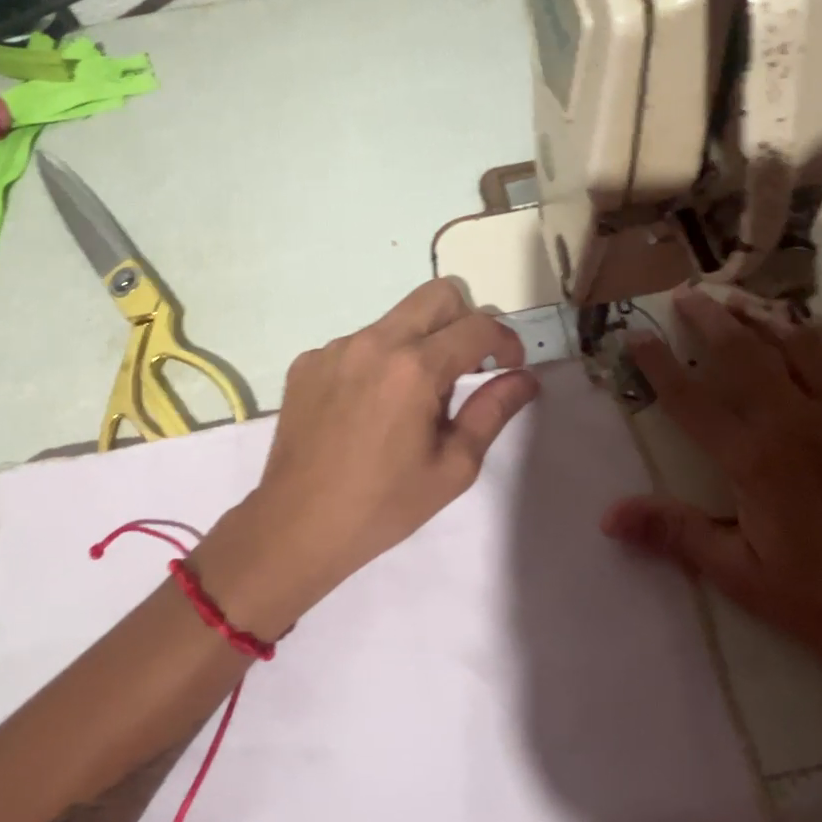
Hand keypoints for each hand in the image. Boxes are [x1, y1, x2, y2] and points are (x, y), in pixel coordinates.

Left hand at [197, 280, 538, 631]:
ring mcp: (335, 349)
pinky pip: (357, 345)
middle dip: (465, 321)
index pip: (478, 325)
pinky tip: (368, 410)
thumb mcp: (453, 467)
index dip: (506, 342)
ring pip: (395, 320)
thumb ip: (493, 412)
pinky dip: (377, 363)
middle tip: (468, 366)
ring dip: (418, 344)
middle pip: (437, 295)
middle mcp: (374, 342)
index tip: (509, 368)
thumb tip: (525, 378)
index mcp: (414, 368)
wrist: (296, 526)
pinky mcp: (307, 362)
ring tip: (411, 401)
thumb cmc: (384, 505)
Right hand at [601, 287, 821, 707]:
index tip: (636, 335)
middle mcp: (797, 420)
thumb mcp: (745, 577)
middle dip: (710, 319)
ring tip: (741, 300)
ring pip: (800, 343)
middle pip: (744, 353)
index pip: (692, 399)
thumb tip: (610, 515)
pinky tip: (814, 327)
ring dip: (765, 317)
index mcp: (754, 459)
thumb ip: (678, 534)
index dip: (658, 364)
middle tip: (687, 294)